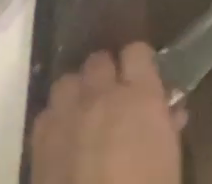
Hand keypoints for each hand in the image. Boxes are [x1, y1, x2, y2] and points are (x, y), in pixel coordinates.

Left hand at [31, 43, 183, 183]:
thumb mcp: (169, 160)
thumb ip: (167, 128)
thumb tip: (171, 111)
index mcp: (140, 96)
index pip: (137, 51)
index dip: (139, 61)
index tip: (143, 75)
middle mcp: (102, 94)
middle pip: (99, 59)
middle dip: (106, 73)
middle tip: (114, 96)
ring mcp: (67, 113)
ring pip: (68, 80)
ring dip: (77, 92)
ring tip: (85, 113)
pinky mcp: (40, 138)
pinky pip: (47, 112)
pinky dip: (56, 119)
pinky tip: (64, 138)